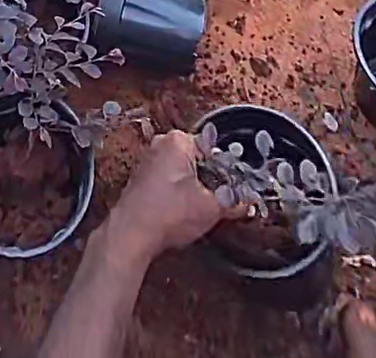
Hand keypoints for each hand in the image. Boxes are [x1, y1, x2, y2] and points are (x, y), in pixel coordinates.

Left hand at [103, 129, 230, 264]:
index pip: (213, 149)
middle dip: (210, 181)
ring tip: (201, 211)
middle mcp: (161, 144)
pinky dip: (178, 195)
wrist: (132, 234)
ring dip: (194, 189)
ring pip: (183, 172)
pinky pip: (169, 182)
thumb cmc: (168, 213)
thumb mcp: (210, 207)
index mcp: (178, 140)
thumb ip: (232, 200)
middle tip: (220, 202)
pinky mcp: (142, 179)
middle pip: (197, 160)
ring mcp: (149, 160)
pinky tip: (182, 214)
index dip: (226, 171)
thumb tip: (244, 201)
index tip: (234, 188)